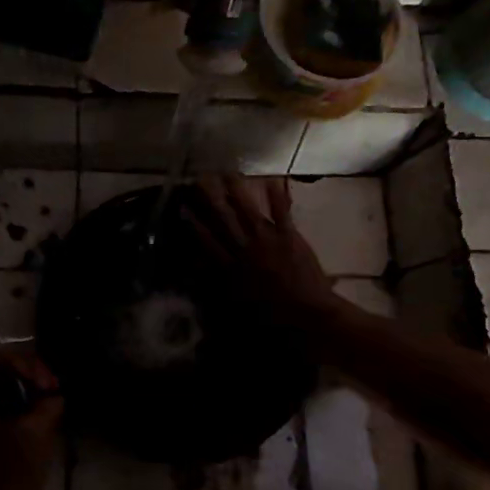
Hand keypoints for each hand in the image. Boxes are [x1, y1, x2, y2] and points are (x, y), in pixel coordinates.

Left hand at [0, 349, 63, 489]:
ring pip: (5, 396)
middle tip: (54, 391)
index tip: (44, 383)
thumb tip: (56, 397)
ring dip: (31, 395)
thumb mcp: (34, 435)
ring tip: (54, 408)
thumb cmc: (9, 478)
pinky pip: (9, 416)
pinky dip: (28, 414)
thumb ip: (47, 407)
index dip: (20, 361)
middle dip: (29, 376)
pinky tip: (48, 427)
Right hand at [189, 174, 337, 325]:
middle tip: (201, 179)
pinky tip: (271, 179)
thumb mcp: (237, 305)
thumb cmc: (271, 315)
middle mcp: (245, 250)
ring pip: (248, 211)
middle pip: (224, 220)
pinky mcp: (289, 237)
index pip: (207, 241)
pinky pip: (282, 213)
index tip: (184, 206)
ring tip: (228, 173)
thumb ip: (222, 287)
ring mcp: (267, 241)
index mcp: (231, 268)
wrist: (305, 313)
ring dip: (237, 191)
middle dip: (211, 198)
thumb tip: (205, 276)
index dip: (195, 223)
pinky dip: (277, 196)